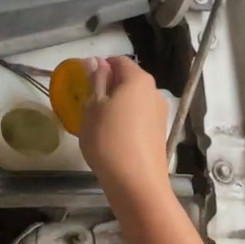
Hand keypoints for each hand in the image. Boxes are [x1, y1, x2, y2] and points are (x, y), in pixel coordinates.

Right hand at [75, 56, 169, 201]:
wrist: (136, 182)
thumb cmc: (108, 139)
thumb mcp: (93, 107)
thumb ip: (96, 80)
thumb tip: (95, 60)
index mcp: (138, 79)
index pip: (119, 60)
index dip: (100, 67)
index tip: (84, 82)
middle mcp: (154, 92)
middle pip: (129, 80)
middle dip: (109, 87)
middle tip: (89, 104)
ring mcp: (160, 113)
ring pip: (134, 100)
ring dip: (117, 105)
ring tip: (100, 124)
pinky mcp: (160, 133)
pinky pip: (140, 118)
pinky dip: (126, 121)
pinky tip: (114, 138)